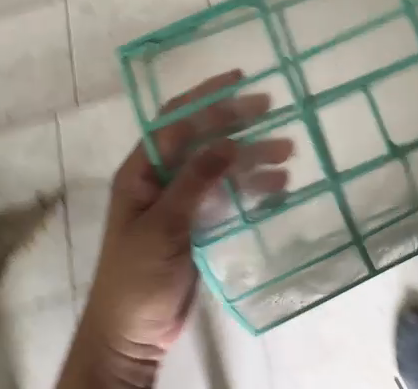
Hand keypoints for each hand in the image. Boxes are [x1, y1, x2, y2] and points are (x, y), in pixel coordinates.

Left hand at [65, 71, 289, 387]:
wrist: (130, 337)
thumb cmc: (136, 277)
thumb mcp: (164, 226)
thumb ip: (195, 180)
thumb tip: (228, 140)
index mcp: (141, 171)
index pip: (174, 122)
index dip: (205, 97)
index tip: (239, 80)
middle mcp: (162, 179)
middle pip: (202, 138)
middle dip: (236, 122)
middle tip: (271, 110)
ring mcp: (181, 202)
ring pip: (221, 166)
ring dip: (252, 157)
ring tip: (288, 152)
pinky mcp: (198, 226)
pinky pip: (229, 196)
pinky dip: (253, 189)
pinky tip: (280, 188)